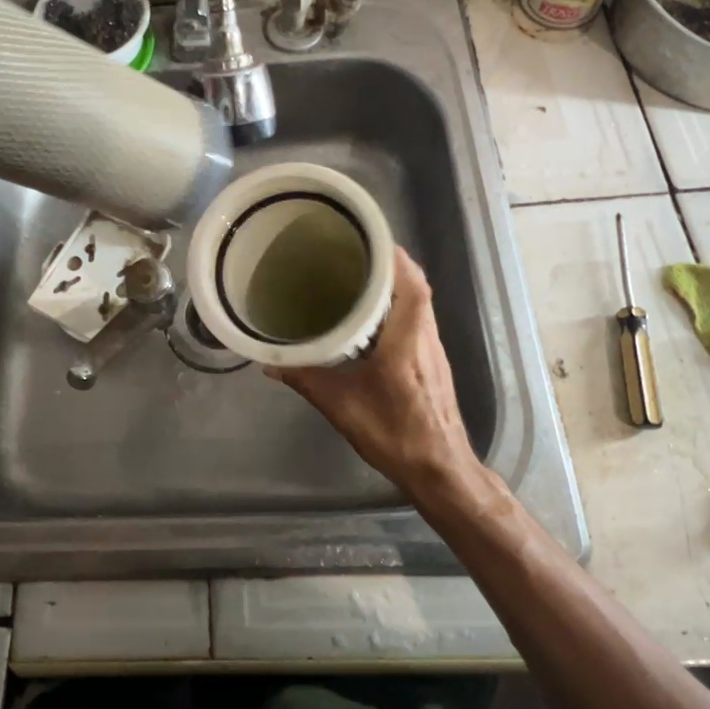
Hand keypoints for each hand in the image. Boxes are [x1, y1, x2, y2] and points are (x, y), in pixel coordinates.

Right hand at [267, 248, 481, 493]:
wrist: (440, 471)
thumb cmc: (395, 433)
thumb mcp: (341, 405)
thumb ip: (306, 378)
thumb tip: (269, 363)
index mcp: (408, 337)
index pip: (410, 281)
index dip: (392, 254)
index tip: (365, 237)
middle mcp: (426, 335)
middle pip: (414, 286)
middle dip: (387, 265)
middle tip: (351, 255)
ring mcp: (433, 350)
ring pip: (417, 304)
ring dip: (393, 287)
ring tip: (355, 280)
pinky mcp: (432, 364)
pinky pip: (416, 322)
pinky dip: (396, 309)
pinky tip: (368, 322)